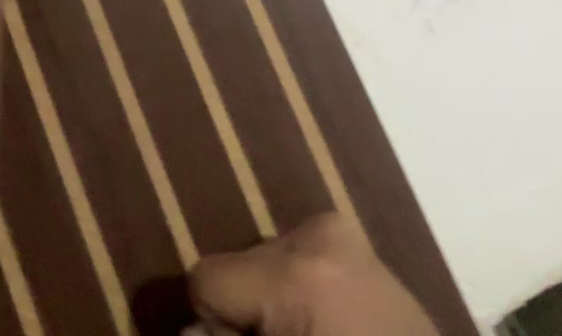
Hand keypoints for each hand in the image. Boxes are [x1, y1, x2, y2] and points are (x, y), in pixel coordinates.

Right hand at [188, 214, 439, 335]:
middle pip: (243, 264)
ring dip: (275, 300)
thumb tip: (193, 329)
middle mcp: (323, 236)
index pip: (207, 276)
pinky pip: (308, 261)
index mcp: (298, 272)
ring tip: (311, 332)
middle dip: (249, 310)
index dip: (216, 324)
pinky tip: (328, 325)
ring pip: (274, 261)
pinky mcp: (368, 249)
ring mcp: (351, 238)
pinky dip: (303, 293)